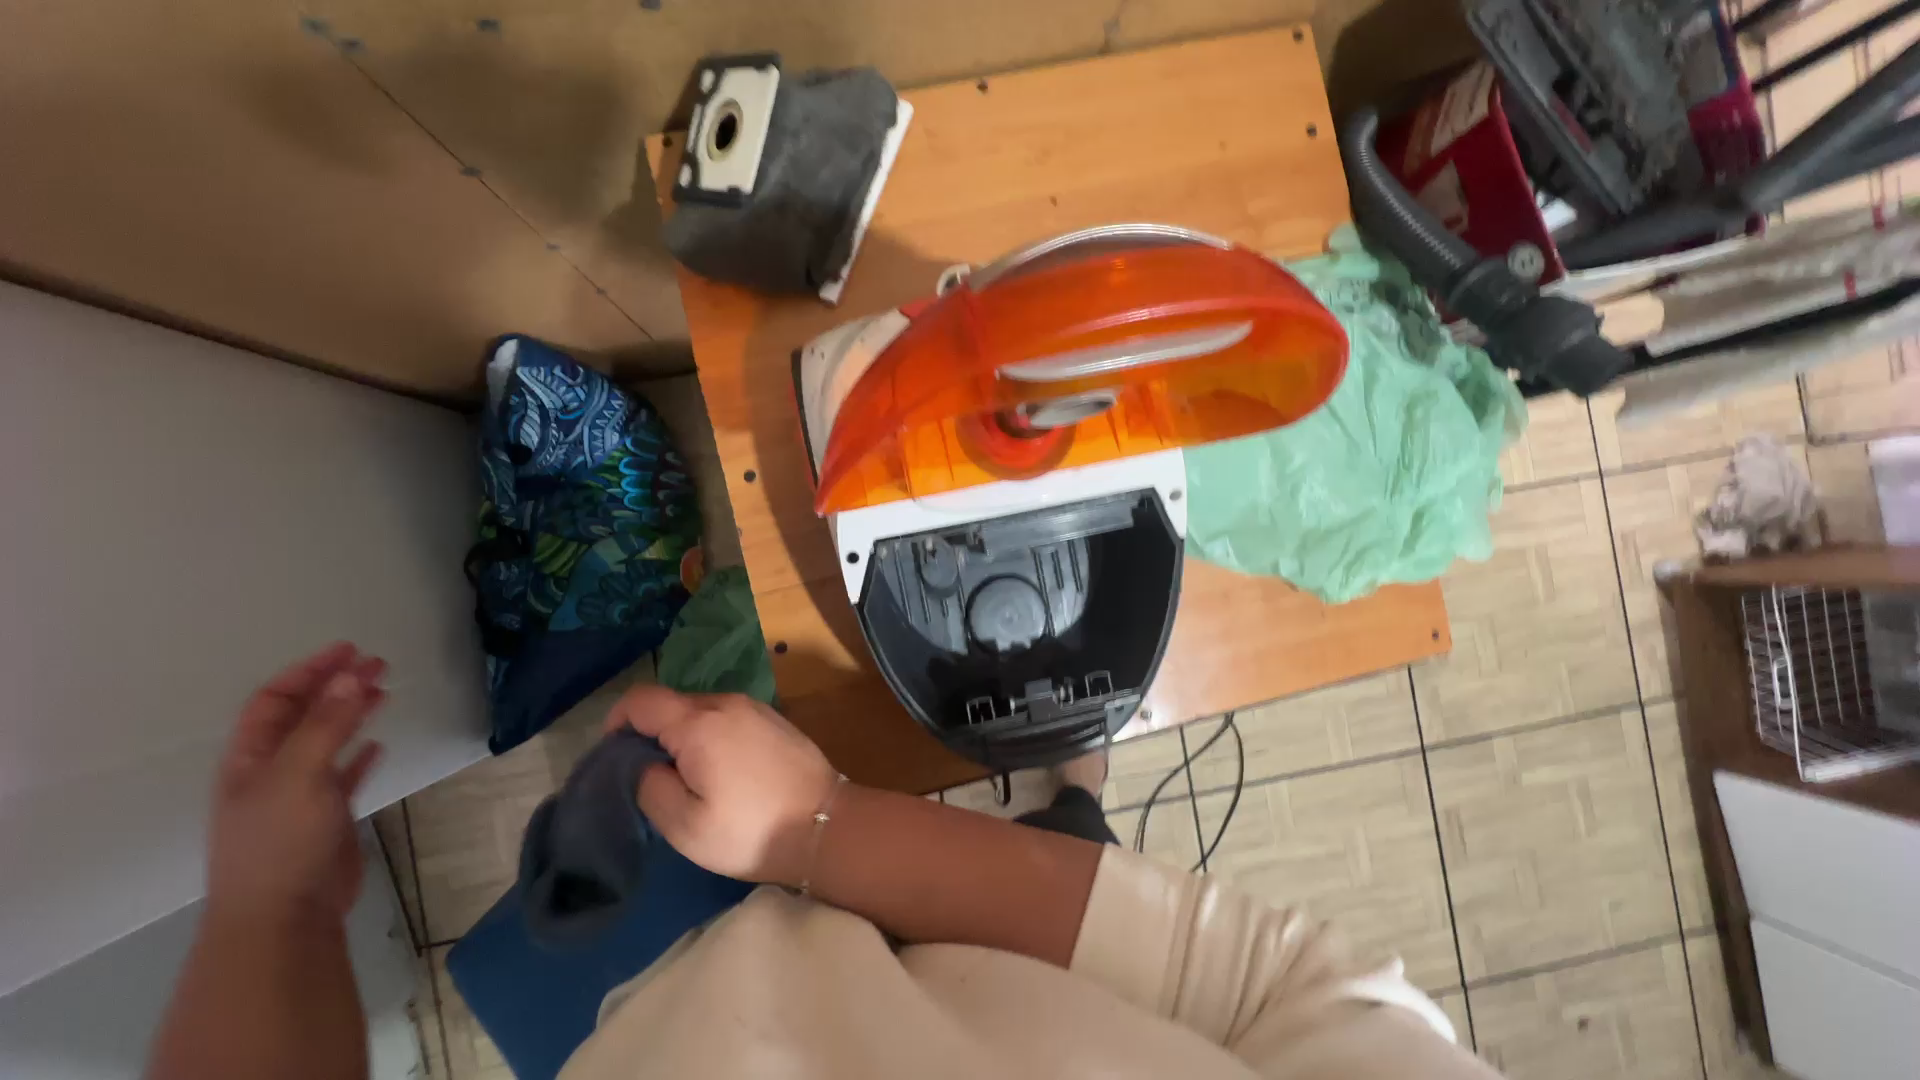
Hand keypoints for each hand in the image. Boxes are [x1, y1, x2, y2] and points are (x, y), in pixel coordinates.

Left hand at [206, 643, 386, 925]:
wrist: (283, 916)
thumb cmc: (280, 842)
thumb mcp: (300, 776)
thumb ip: (326, 726)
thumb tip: (351, 677)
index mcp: (250, 759)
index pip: (275, 701)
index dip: (309, 672)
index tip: (349, 650)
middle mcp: (271, 772)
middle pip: (303, 717)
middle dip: (336, 687)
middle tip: (378, 664)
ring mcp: (298, 796)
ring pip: (326, 742)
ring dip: (352, 714)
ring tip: (384, 692)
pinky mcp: (326, 818)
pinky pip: (344, 775)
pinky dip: (360, 755)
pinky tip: (378, 744)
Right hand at [605, 686, 838, 884]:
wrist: (825, 825)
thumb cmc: (750, 830)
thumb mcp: (685, 825)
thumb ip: (650, 787)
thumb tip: (644, 765)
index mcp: (699, 722)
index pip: (640, 699)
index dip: (617, 722)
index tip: (615, 758)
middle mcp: (727, 703)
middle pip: (672, 703)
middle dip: (651, 733)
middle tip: (650, 778)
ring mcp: (756, 708)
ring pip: (701, 710)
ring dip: (684, 736)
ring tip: (686, 779)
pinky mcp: (775, 720)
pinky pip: (728, 717)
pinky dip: (712, 736)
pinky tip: (721, 772)